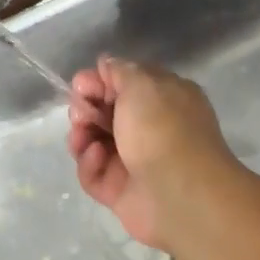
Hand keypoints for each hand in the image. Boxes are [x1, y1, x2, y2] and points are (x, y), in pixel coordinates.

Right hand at [67, 55, 237, 249]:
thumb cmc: (162, 129)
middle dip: (86, 108)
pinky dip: (89, 164)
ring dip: (81, 135)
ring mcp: (135, 165)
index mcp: (164, 101)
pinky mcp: (120, 193)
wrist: (178, 193)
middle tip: (81, 112)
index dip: (99, 82)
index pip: (125, 85)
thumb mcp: (143, 83)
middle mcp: (151, 132)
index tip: (82, 85)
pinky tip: (97, 156)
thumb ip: (120, 71)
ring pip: (95, 145)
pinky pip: (94, 174)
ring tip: (82, 134)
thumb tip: (107, 66)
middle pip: (106, 115)